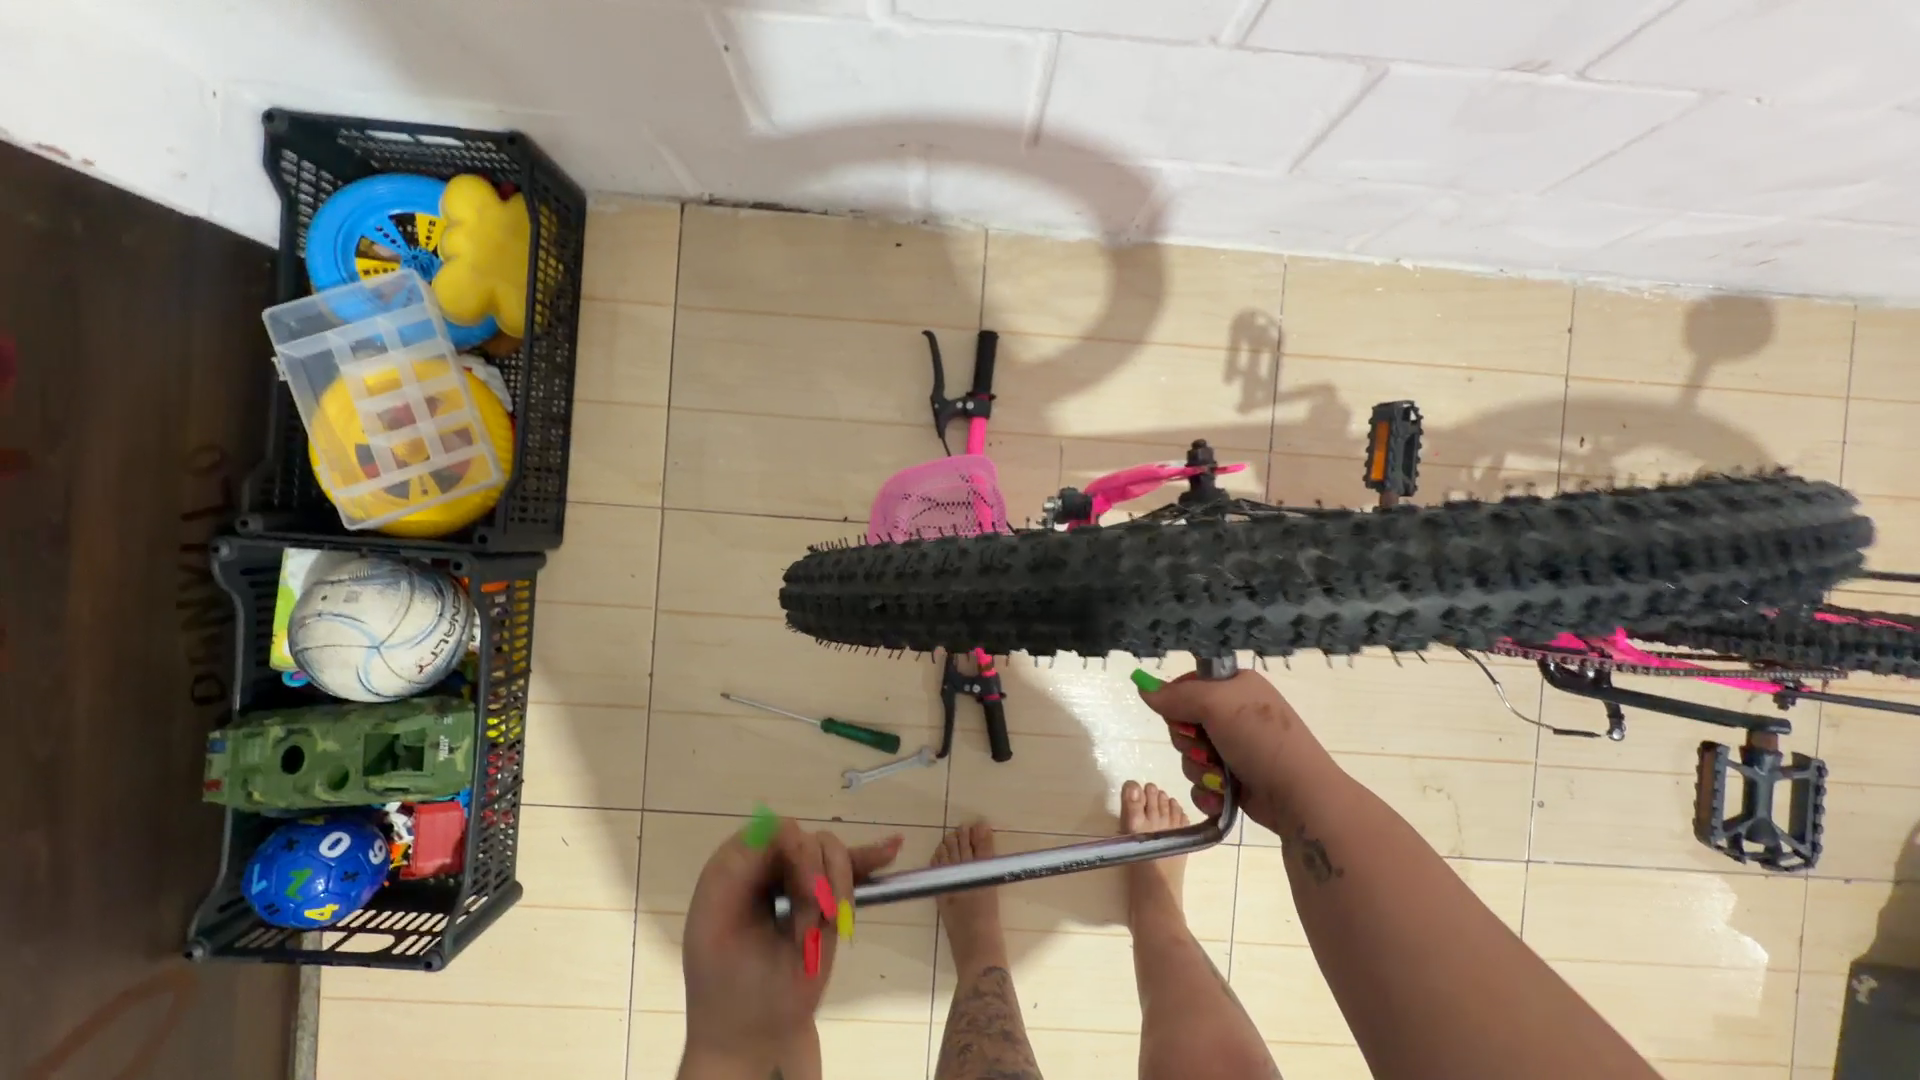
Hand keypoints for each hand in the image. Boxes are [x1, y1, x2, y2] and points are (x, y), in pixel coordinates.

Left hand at [681, 818, 901, 1074]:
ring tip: (829, 928)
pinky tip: (892, 846)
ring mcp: (803, 884)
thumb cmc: (727, 986)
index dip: (796, 853)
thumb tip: (783, 828)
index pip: (774, 830)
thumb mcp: (715, 920)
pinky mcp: (829, 902)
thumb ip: (739, 867)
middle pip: (810, 840)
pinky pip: (853, 870)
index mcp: (737, 866)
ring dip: (839, 888)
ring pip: (834, 855)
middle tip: (814, 926)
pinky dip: (872, 856)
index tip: (805, 893)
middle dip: (818, 880)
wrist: (755, 1034)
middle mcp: (772, 867)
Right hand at [1136, 670, 1325, 832]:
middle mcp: (1233, 715)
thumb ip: (1177, 696)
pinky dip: (1206, 790)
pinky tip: (1221, 795)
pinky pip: (1200, 782)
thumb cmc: (1260, 740)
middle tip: (1206, 747)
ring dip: (1198, 769)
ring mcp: (1234, 748)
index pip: (1188, 685)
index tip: (1181, 715)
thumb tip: (1144, 690)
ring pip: (1188, 755)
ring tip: (1221, 777)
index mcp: (1235, 686)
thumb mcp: (1217, 705)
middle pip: (1183, 722)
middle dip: (1188, 741)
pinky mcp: (1233, 779)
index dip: (1177, 701)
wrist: (1298, 794)